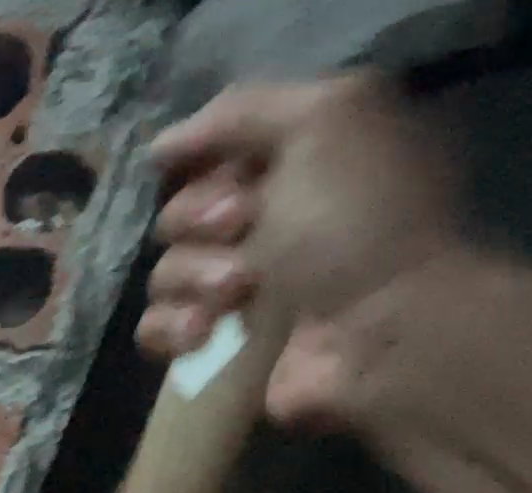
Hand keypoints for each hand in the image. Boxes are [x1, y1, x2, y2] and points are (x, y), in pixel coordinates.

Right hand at [138, 75, 465, 427]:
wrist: (379, 333)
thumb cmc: (358, 224)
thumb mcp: (329, 120)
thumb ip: (243, 109)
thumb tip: (159, 149)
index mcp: (292, 171)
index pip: (205, 159)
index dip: (204, 169)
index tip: (240, 181)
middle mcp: (263, 226)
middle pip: (174, 217)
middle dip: (196, 227)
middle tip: (244, 236)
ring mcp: (235, 290)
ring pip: (162, 275)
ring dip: (189, 282)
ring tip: (237, 295)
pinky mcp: (213, 344)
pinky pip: (152, 328)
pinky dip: (170, 329)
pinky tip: (203, 333)